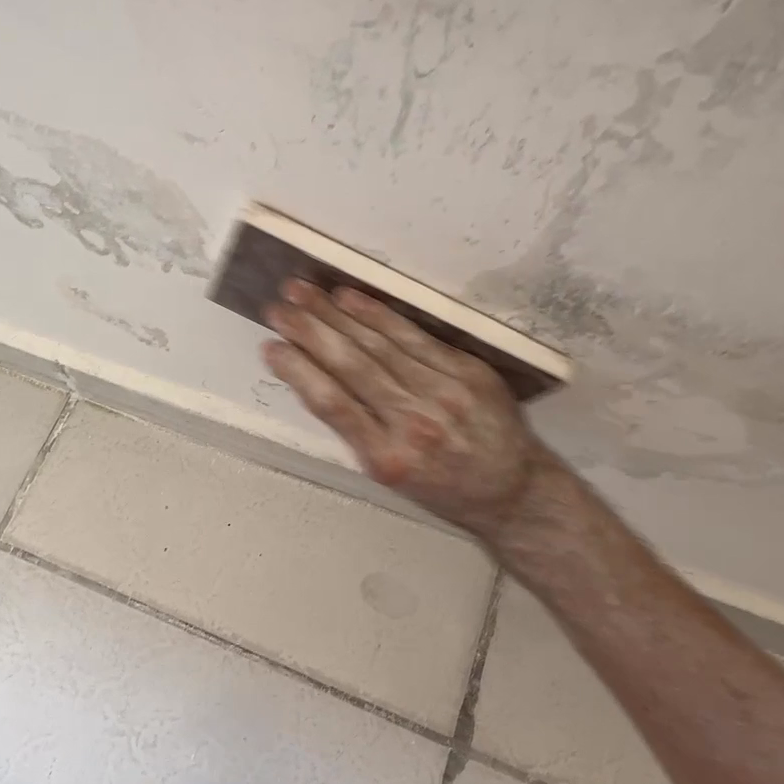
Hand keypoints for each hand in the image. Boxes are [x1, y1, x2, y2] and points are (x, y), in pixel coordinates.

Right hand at [262, 279, 560, 538]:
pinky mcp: (466, 371)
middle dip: (309, 331)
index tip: (270, 347)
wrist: (513, 490)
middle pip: (350, 366)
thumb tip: (313, 379)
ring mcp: (443, 393)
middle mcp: (414, 423)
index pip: (331, 404)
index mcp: (388, 459)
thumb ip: (356, 430)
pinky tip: (350, 297)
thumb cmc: (442, 489)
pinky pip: (413, 336)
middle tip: (278, 307)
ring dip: (334, 314)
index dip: (298, 371)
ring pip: (378, 344)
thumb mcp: (390, 477)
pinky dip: (378, 315)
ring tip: (302, 292)